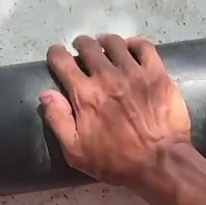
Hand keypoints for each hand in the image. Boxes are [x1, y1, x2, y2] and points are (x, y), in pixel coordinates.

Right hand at [40, 34, 193, 193]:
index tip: (57, 55)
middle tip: (82, 50)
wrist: (159, 162)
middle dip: (81, 45)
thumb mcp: (75, 151)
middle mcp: (106, 76)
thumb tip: (46, 94)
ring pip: (115, 43)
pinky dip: (135, 44)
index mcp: (84, 94)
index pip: (62, 61)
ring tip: (105, 47)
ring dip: (106, 42)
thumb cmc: (116, 161)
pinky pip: (144, 47)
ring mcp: (133, 72)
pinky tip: (132, 49)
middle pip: (88, 46)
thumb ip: (58, 120)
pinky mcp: (156, 74)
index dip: (56, 54)